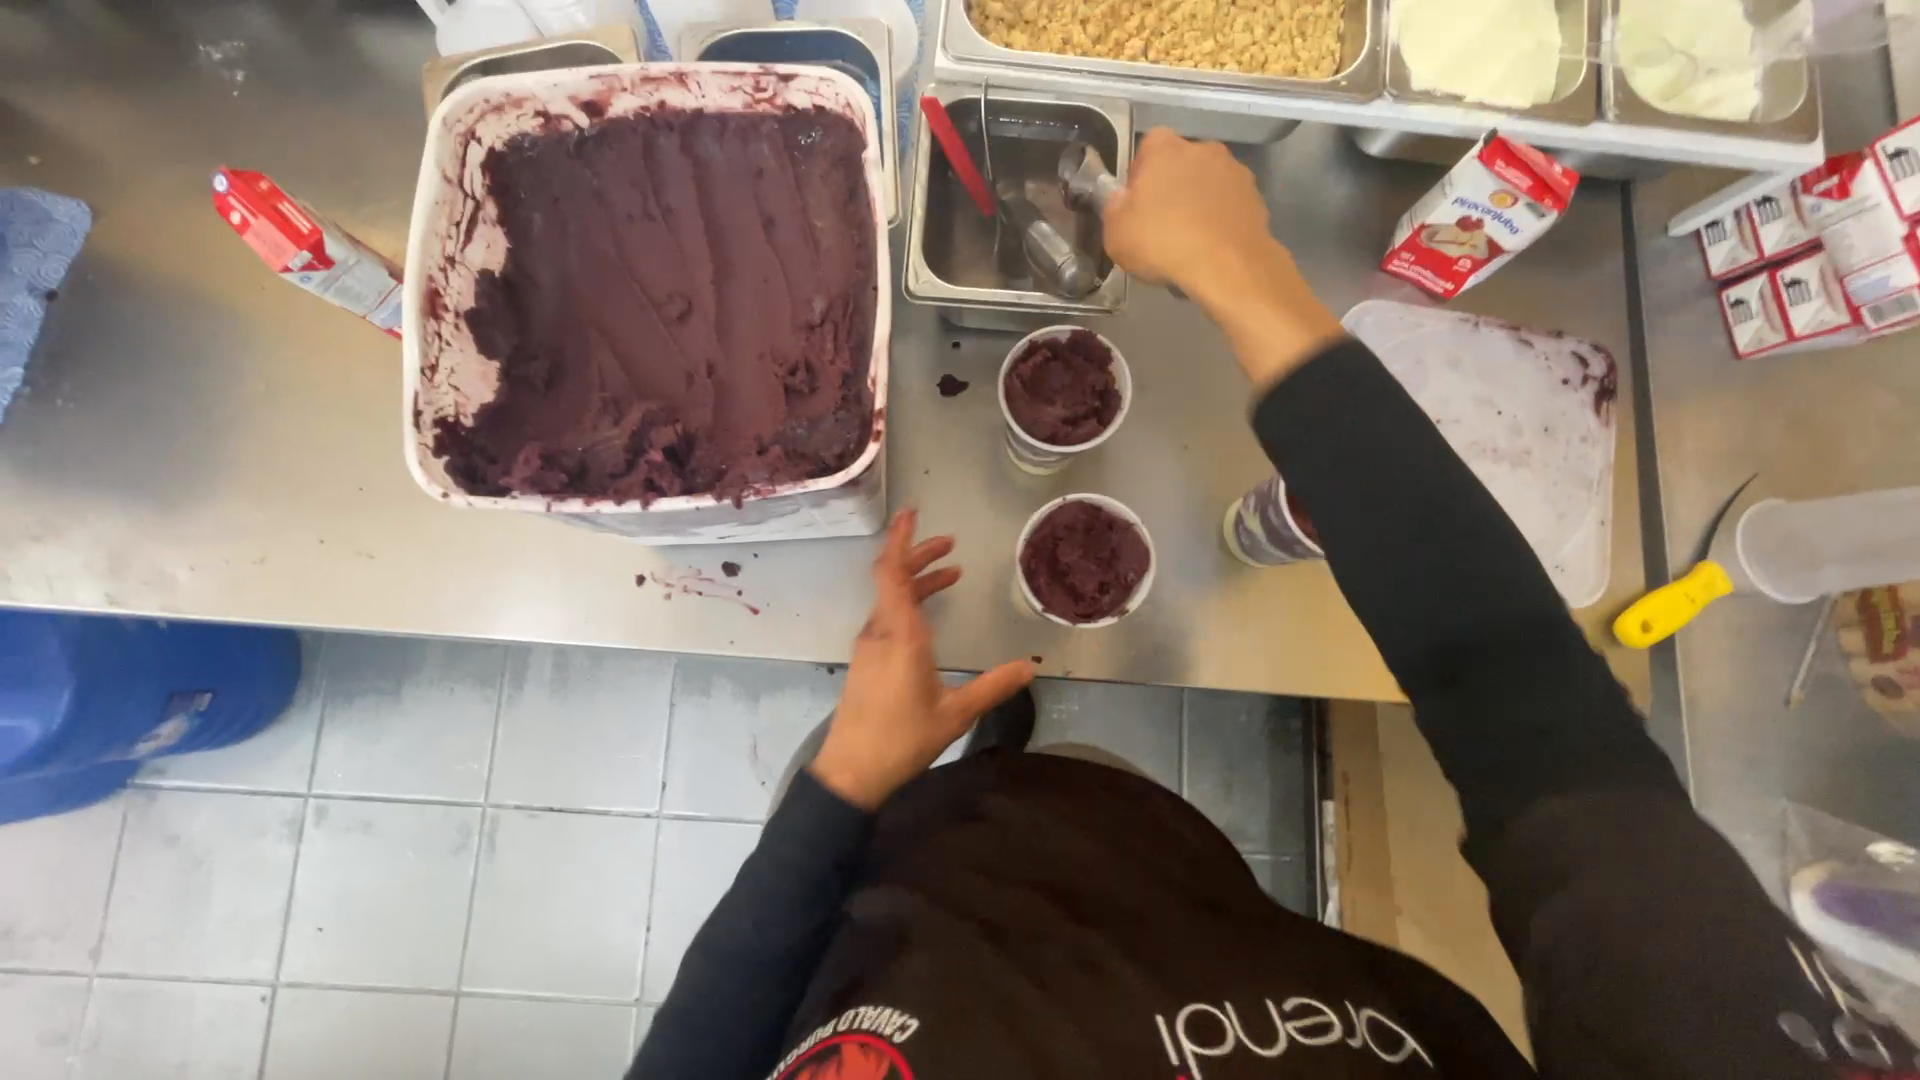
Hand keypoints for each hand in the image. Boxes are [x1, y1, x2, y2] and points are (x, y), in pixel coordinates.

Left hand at [808, 510, 1036, 810]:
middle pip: (893, 578)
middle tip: (949, 543)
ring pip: (890, 598)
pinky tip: (929, 617)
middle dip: (919, 555)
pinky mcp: (866, 661)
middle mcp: (880, 631)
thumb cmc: (903, 739)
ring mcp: (869, 646)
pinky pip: (887, 618)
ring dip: (917, 581)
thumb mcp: (956, 712)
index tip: (911, 513)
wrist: (852, 771)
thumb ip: (994, 686)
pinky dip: (909, 604)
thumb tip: (1031, 667)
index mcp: (901, 634)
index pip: (893, 572)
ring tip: (950, 574)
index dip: (901, 539)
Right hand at [1102, 128, 1343, 389]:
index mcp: (1164, 148)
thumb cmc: (1162, 243)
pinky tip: (1211, 247)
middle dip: (1171, 188)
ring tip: (1189, 241)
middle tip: (1161, 226)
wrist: (1226, 265)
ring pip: (1206, 183)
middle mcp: (1202, 148)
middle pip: (1180, 164)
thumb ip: (1114, 207)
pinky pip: (1228, 204)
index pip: (1147, 148)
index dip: (1140, 176)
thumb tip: (1122, 198)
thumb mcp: (1115, 232)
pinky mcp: (1254, 195)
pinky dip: (1219, 219)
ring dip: (1198, 203)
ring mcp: (1233, 170)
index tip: (1137, 206)